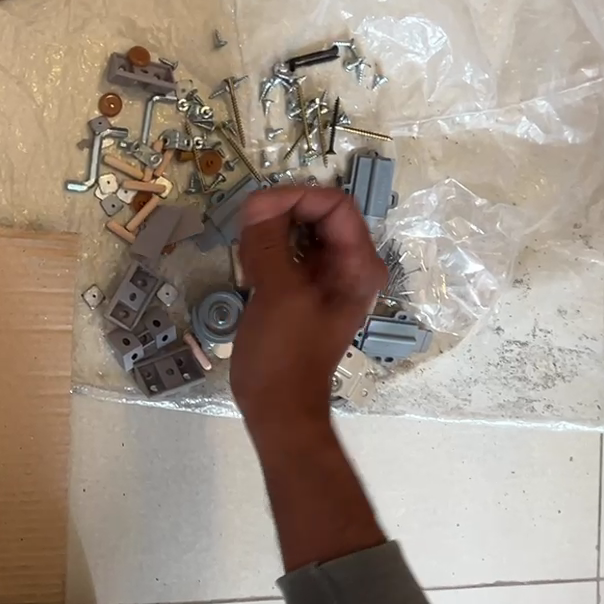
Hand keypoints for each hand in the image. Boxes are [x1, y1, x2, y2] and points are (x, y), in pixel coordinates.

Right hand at [231, 185, 385, 427]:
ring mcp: (320, 278)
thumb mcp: (279, 294)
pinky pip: (281, 253)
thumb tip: (255, 202)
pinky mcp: (296, 290)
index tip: (254, 209)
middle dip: (278, 214)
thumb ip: (268, 243)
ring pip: (295, 232)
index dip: (295, 197)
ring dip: (266, 233)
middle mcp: (345, 265)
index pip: (334, 204)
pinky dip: (261, 251)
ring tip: (245, 257)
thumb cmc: (285, 355)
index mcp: (357, 264)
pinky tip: (247, 269)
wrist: (277, 406)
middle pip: (315, 214)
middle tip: (245, 233)